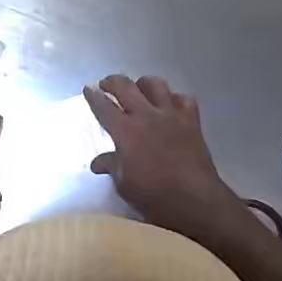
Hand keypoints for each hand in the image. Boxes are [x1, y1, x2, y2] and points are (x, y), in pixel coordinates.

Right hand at [84, 75, 255, 248]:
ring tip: (138, 88)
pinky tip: (170, 105)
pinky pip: (183, 99)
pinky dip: (174, 98)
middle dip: (113, 82)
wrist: (194, 198)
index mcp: (126, 131)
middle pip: (126, 87)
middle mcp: (147, 116)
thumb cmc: (152, 195)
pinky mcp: (192, 121)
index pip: (104, 107)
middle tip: (106, 84)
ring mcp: (172, 115)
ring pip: (156, 85)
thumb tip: (98, 162)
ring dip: (143, 83)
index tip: (88, 89)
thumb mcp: (124, 184)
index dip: (93, 97)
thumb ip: (111, 166)